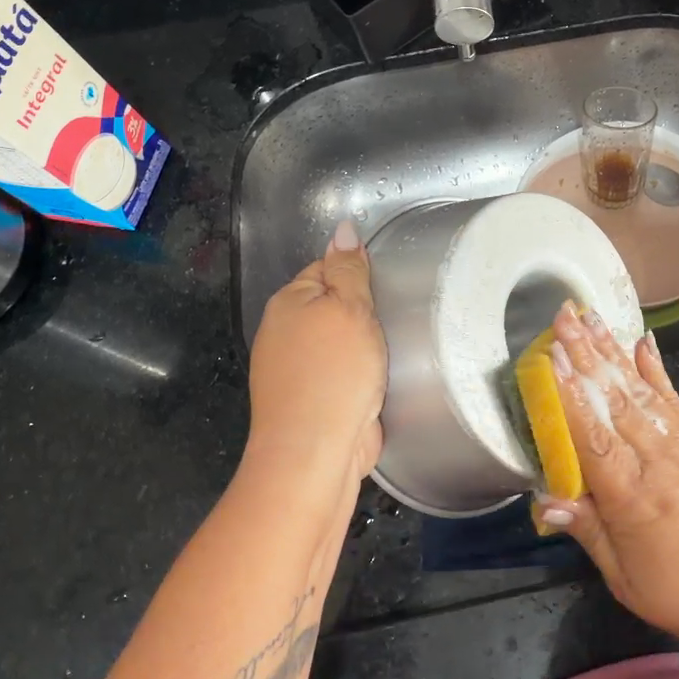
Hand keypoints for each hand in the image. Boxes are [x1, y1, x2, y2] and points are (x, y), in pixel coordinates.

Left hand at [247, 220, 385, 483]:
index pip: (327, 268)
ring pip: (338, 343)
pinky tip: (378, 382)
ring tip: (392, 352)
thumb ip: (349, 269)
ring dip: (362, 348)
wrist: (315, 451)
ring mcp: (293, 371)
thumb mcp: (350, 308)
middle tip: (394, 322)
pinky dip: (358, 377)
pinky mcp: (310, 402)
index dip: (358, 276)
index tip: (385, 291)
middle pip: (332, 307)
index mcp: (288, 302)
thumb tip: (343, 228)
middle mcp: (284, 333)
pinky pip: (340, 375)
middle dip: (362, 314)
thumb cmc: (335, 371)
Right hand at [537, 305, 678, 652]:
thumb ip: (586, 530)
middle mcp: (657, 460)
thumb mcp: (623, 577)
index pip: (596, 438)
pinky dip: (655, 366)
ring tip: (589, 315)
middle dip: (586, 354)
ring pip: (639, 389)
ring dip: (611, 350)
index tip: (552, 358)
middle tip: (562, 315)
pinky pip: (672, 396)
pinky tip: (641, 340)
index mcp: (632, 498)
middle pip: (615, 400)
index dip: (572, 397)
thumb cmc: (678, 588)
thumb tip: (543, 500)